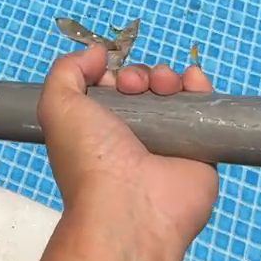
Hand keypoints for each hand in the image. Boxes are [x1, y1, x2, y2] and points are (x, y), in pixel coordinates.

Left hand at [2, 46, 217, 260]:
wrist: (130, 207)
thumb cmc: (89, 155)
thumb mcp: (57, 105)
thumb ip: (67, 70)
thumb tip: (96, 53)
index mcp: (99, 128)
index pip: (110, 89)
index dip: (110, 74)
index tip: (110, 77)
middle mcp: (133, 135)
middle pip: (143, 87)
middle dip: (138, 75)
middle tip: (134, 86)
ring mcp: (168, 142)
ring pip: (172, 94)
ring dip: (166, 77)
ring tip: (163, 86)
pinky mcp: (201, 151)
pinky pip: (202, 110)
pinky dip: (199, 87)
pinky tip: (192, 80)